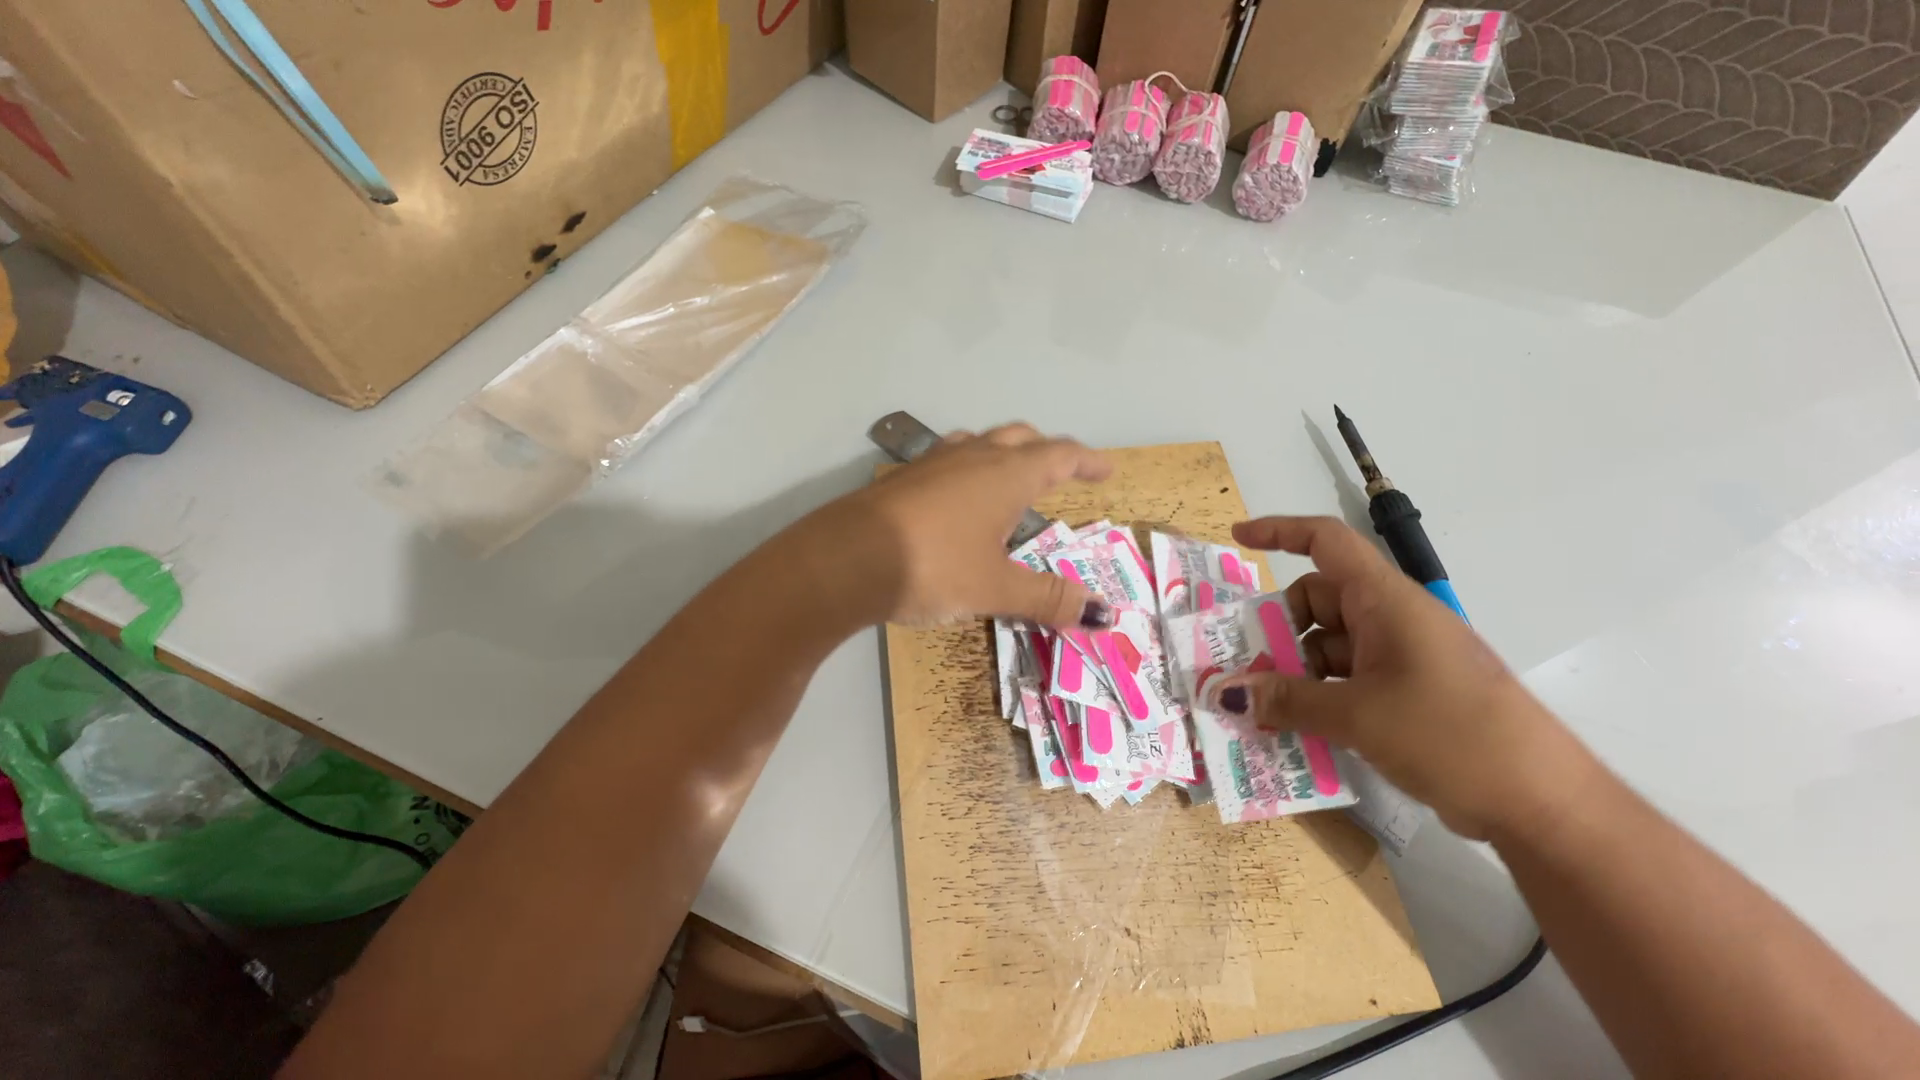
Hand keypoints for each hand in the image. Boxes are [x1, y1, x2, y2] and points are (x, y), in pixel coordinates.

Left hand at [808, 423, 1113, 629]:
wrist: (846, 559)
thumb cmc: (934, 566)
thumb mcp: (996, 588)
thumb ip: (1046, 598)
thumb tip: (1099, 614)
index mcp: (1006, 475)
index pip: (1059, 455)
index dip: (1087, 461)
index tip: (1106, 469)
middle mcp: (972, 457)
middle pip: (1020, 439)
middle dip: (1046, 452)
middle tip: (1061, 471)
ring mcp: (932, 464)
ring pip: (979, 443)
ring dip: (1003, 454)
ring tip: (1009, 478)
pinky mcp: (901, 480)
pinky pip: (947, 462)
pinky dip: (967, 471)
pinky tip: (956, 499)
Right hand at [1210, 516, 1590, 840]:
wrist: (1539, 799)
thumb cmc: (1450, 734)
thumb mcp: (1358, 715)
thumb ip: (1287, 699)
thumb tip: (1224, 691)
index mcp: (1386, 601)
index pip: (1327, 543)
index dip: (1279, 532)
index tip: (1237, 540)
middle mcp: (1392, 620)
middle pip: (1317, 602)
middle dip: (1276, 630)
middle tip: (1240, 668)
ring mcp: (1402, 658)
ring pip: (1328, 647)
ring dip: (1293, 673)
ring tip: (1258, 711)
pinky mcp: (1408, 695)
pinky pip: (1347, 681)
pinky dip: (1317, 698)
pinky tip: (1292, 730)